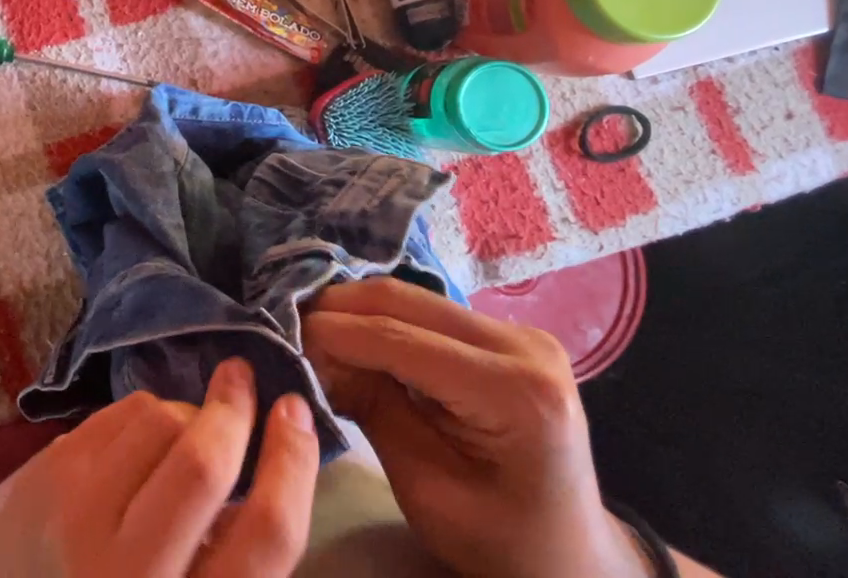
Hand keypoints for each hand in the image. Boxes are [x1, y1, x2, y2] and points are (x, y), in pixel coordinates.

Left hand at [0, 359, 320, 577]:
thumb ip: (228, 558)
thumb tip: (264, 470)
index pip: (264, 537)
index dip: (293, 466)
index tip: (296, 412)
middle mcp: (128, 569)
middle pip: (201, 465)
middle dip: (232, 411)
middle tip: (244, 377)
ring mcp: (75, 515)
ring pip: (154, 424)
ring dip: (183, 411)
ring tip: (189, 423)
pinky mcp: (42, 477)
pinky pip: (114, 414)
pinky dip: (140, 413)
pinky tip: (144, 431)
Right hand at [303, 279, 651, 577]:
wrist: (569, 557)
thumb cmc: (499, 541)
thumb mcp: (425, 486)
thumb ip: (371, 407)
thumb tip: (309, 353)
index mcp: (515, 392)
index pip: (397, 337)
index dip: (329, 333)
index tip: (279, 342)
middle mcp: (522, 344)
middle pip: (400, 299)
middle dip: (333, 310)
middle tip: (286, 334)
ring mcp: (516, 331)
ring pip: (406, 295)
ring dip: (350, 312)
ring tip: (311, 339)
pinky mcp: (501, 332)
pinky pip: (421, 310)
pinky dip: (374, 321)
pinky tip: (348, 342)